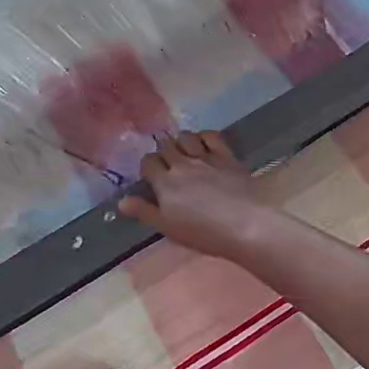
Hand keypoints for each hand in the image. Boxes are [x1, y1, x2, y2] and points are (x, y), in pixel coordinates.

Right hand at [117, 131, 278, 261]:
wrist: (247, 225)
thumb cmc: (205, 233)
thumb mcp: (169, 227)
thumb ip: (145, 212)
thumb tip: (121, 201)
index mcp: (165, 183)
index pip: (148, 163)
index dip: (148, 167)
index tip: (153, 177)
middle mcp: (183, 164)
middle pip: (165, 146)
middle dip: (163, 152)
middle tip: (169, 165)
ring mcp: (206, 157)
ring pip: (186, 136)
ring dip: (181, 141)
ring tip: (186, 153)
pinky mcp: (228, 156)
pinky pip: (211, 135)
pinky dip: (204, 137)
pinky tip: (205, 145)